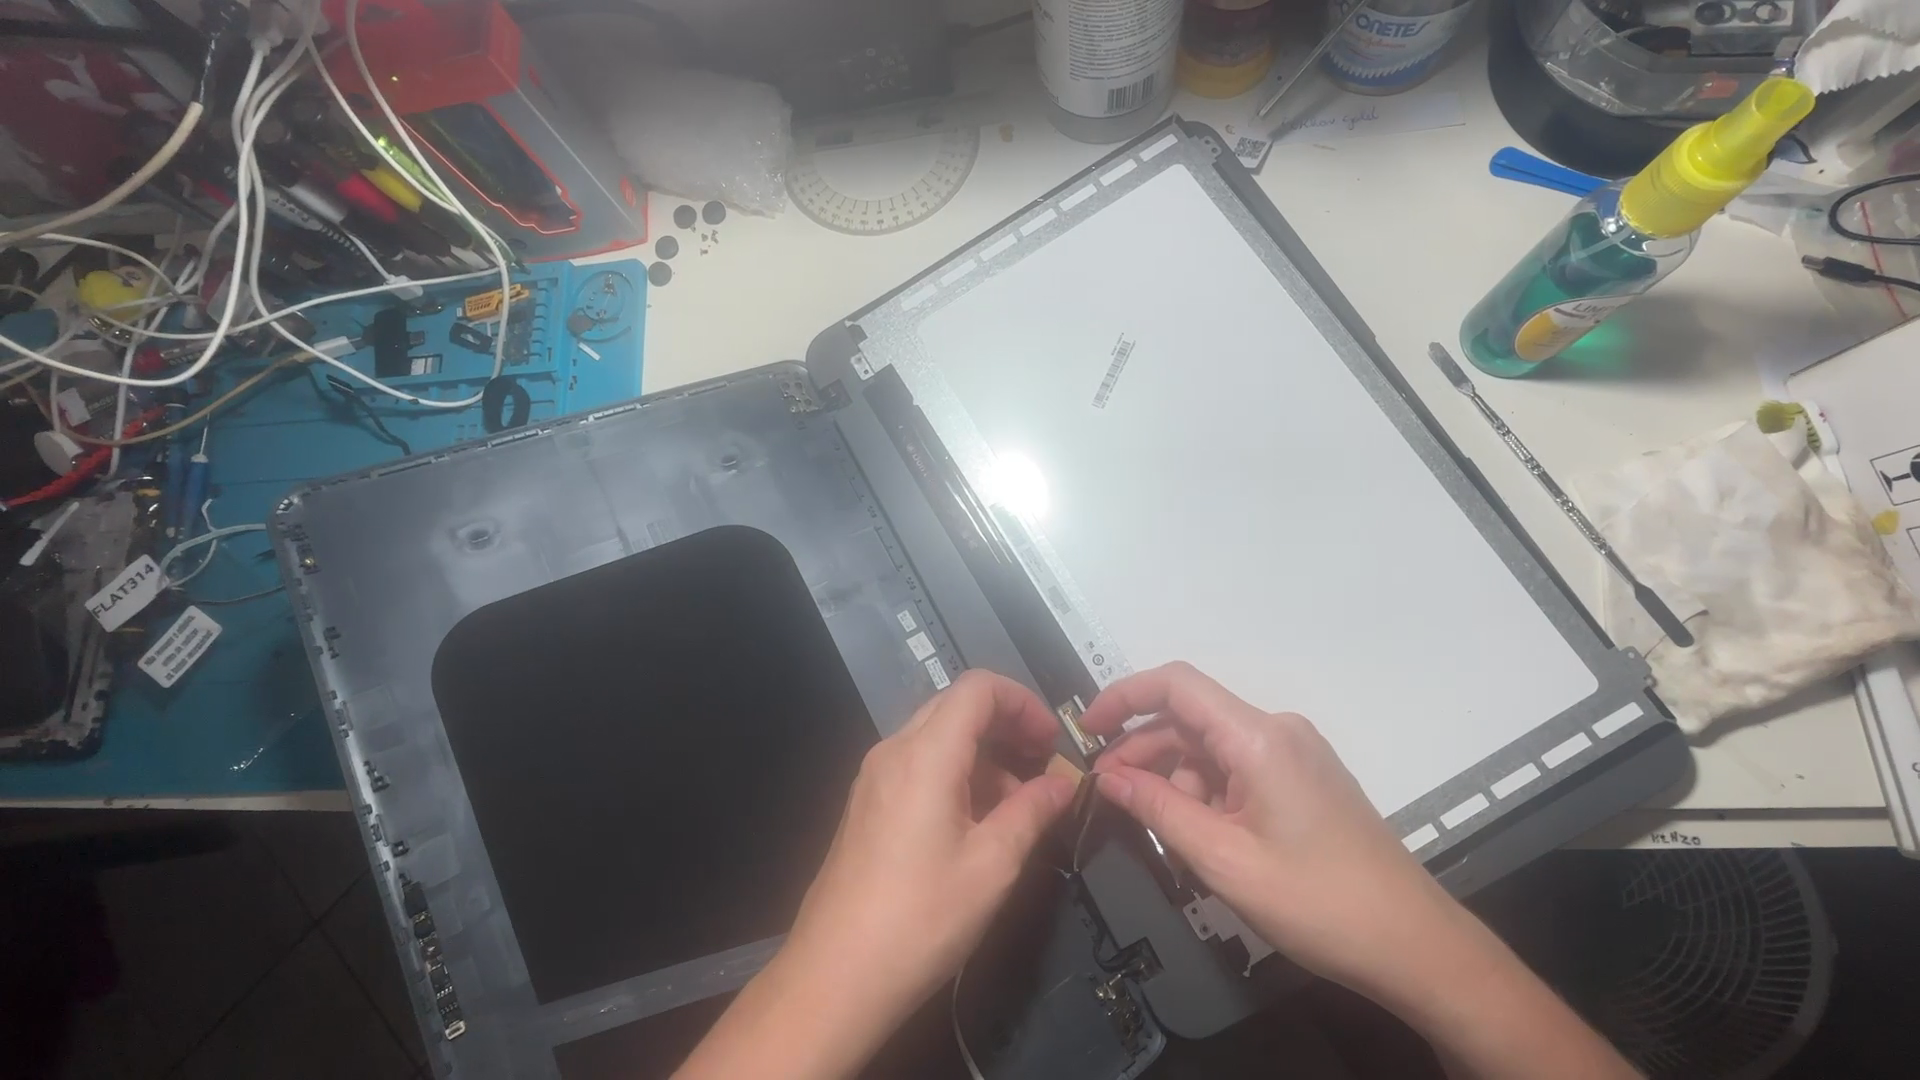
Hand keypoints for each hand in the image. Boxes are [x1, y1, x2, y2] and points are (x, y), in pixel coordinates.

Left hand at [783, 669, 1075, 1015]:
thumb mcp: (992, 866)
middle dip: (1006, 726)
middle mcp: (893, 752)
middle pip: (957, 707)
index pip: (977, 688)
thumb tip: (1064, 782)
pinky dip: (957, 775)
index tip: (1052, 742)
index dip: (1023, 702)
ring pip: (938, 737)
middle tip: (1042, 767)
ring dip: (984, 755)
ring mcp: (874, 778)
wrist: (834, 975)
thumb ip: (1032, 812)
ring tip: (1018, 807)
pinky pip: (918, 765)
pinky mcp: (867, 804)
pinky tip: (978, 823)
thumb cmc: (920, 919)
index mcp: (924, 754)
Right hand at [1080, 662, 1455, 1001]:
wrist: (1415, 946)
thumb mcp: (1224, 860)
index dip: (1123, 697)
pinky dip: (1207, 795)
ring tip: (1164, 836)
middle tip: (1107, 795)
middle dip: (1144, 753)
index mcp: (1259, 737)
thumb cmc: (1318, 902)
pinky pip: (1236, 770)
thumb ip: (1159, 810)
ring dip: (1177, 783)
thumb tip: (1108, 777)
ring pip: (1210, 749)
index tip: (1086, 730)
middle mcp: (1277, 731)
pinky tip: (1201, 837)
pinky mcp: (1302, 779)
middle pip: (1190, 721)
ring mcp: (1293, 754)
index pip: (1176, 685)